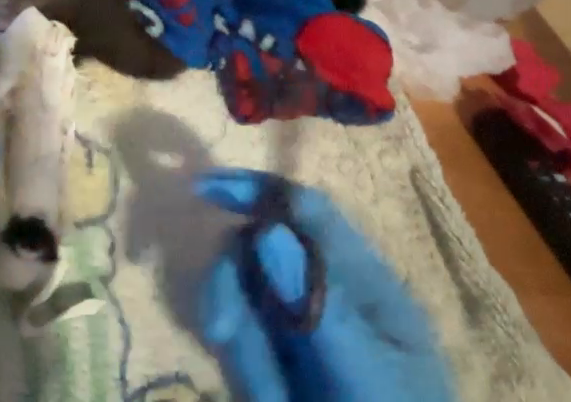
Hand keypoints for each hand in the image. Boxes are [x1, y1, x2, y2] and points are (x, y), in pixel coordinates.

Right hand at [196, 169, 454, 401]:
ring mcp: (299, 325)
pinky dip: (239, 356)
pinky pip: (238, 329)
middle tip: (220, 328)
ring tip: (261, 389)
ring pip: (240, 287)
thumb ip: (320, 308)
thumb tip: (268, 229)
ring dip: (234, 324)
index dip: (256, 190)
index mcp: (368, 288)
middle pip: (258, 246)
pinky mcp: (275, 355)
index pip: (307, 212)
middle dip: (232, 279)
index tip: (202, 189)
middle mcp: (328, 293)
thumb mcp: (367, 382)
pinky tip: (261, 392)